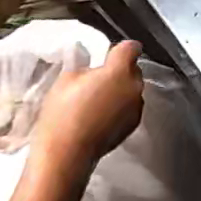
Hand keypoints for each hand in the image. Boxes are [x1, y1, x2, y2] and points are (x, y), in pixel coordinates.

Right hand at [32, 40, 144, 165]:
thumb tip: (96, 68)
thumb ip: (87, 66)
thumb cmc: (63, 112)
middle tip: (95, 81)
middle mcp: (135, 86)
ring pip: (132, 89)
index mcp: (120, 70)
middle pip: (133, 69)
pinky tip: (101, 117)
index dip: (120, 50)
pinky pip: (130, 107)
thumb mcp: (67, 78)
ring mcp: (137, 106)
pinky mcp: (134, 124)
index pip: (132, 47)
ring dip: (120, 90)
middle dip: (118, 71)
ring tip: (97, 102)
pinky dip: (120, 107)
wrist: (67, 153)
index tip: (107, 57)